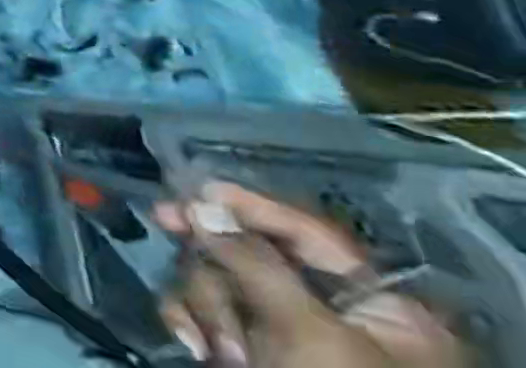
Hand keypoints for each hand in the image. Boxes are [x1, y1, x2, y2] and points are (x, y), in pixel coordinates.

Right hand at [157, 182, 463, 367]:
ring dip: (205, 307)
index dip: (249, 205)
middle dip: (214, 267)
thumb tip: (200, 202)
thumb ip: (253, 262)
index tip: (190, 189)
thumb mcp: (305, 331)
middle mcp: (331, 311)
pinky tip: (194, 347)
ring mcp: (284, 332)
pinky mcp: (246, 349)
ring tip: (220, 351)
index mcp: (375, 304)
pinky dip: (189, 322)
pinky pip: (201, 311)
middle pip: (248, 252)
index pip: (306, 232)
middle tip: (165, 223)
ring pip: (216, 280)